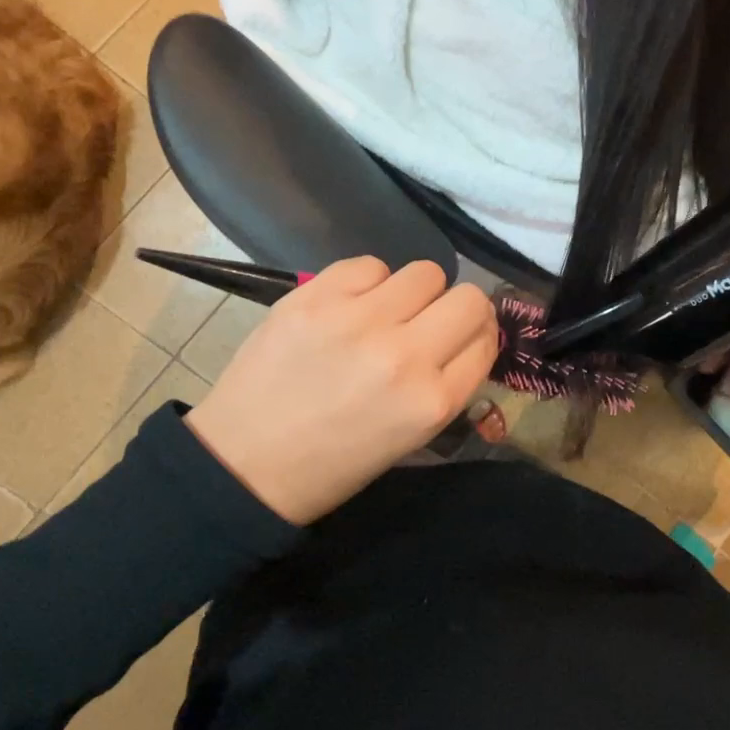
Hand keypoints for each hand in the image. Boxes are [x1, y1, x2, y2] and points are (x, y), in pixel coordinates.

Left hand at [184, 257, 497, 524]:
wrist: (243, 465)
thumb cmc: (333, 463)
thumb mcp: (411, 438)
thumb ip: (446, 385)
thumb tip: (467, 338)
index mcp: (432, 402)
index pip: (486, 341)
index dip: (477, 338)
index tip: (458, 342)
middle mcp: (405, 355)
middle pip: (468, 298)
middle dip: (456, 310)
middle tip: (428, 324)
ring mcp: (358, 320)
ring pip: (424, 272)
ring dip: (413, 293)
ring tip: (384, 314)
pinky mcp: (314, 297)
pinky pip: (370, 264)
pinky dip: (368, 282)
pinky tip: (348, 307)